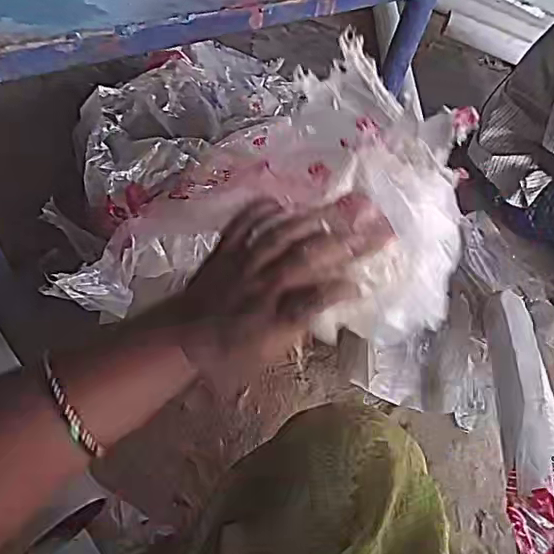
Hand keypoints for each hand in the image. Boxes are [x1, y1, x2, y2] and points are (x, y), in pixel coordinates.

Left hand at [164, 195, 392, 390]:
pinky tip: (283, 202)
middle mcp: (262, 282)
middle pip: (308, 254)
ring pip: (282, 233)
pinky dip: (265, 209)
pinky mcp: (225, 248)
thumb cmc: (228, 351)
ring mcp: (242, 260)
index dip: (345, 286)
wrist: (180, 338)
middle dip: (344, 237)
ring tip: (342, 205)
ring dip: (315, 217)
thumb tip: (332, 300)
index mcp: (274, 312)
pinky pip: (245, 222)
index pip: (318, 295)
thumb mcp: (269, 351)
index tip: (369, 279)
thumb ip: (300, 324)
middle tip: (373, 220)